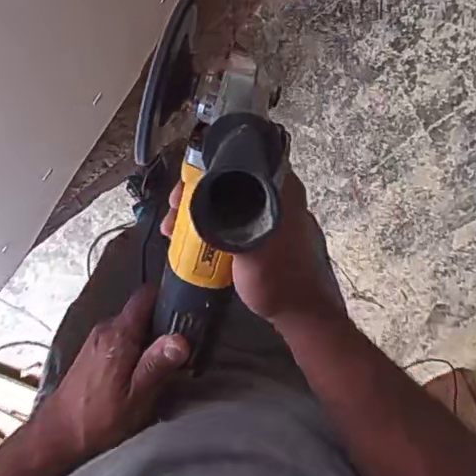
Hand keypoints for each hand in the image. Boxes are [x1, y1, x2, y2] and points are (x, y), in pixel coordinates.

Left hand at [22, 285, 189, 473]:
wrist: (58, 433)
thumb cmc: (98, 419)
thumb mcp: (136, 397)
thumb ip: (157, 365)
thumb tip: (181, 340)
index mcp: (119, 335)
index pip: (145, 296)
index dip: (168, 296)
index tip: (187, 309)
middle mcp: (106, 328)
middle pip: (141, 310)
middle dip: (163, 323)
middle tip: (183, 345)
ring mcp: (97, 338)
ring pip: (131, 325)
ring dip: (149, 338)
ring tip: (165, 362)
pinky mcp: (93, 351)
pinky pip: (120, 337)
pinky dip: (135, 347)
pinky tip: (142, 370)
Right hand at [162, 170, 345, 326]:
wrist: (300, 316)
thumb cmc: (280, 279)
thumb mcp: (248, 243)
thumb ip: (228, 217)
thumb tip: (202, 198)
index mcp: (280, 186)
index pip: (238, 159)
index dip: (204, 169)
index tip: (184, 185)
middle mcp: (278, 195)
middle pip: (227, 180)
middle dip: (195, 192)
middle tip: (174, 208)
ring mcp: (272, 216)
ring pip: (227, 202)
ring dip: (198, 210)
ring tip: (175, 227)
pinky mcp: (264, 235)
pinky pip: (232, 221)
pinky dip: (211, 225)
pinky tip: (191, 239)